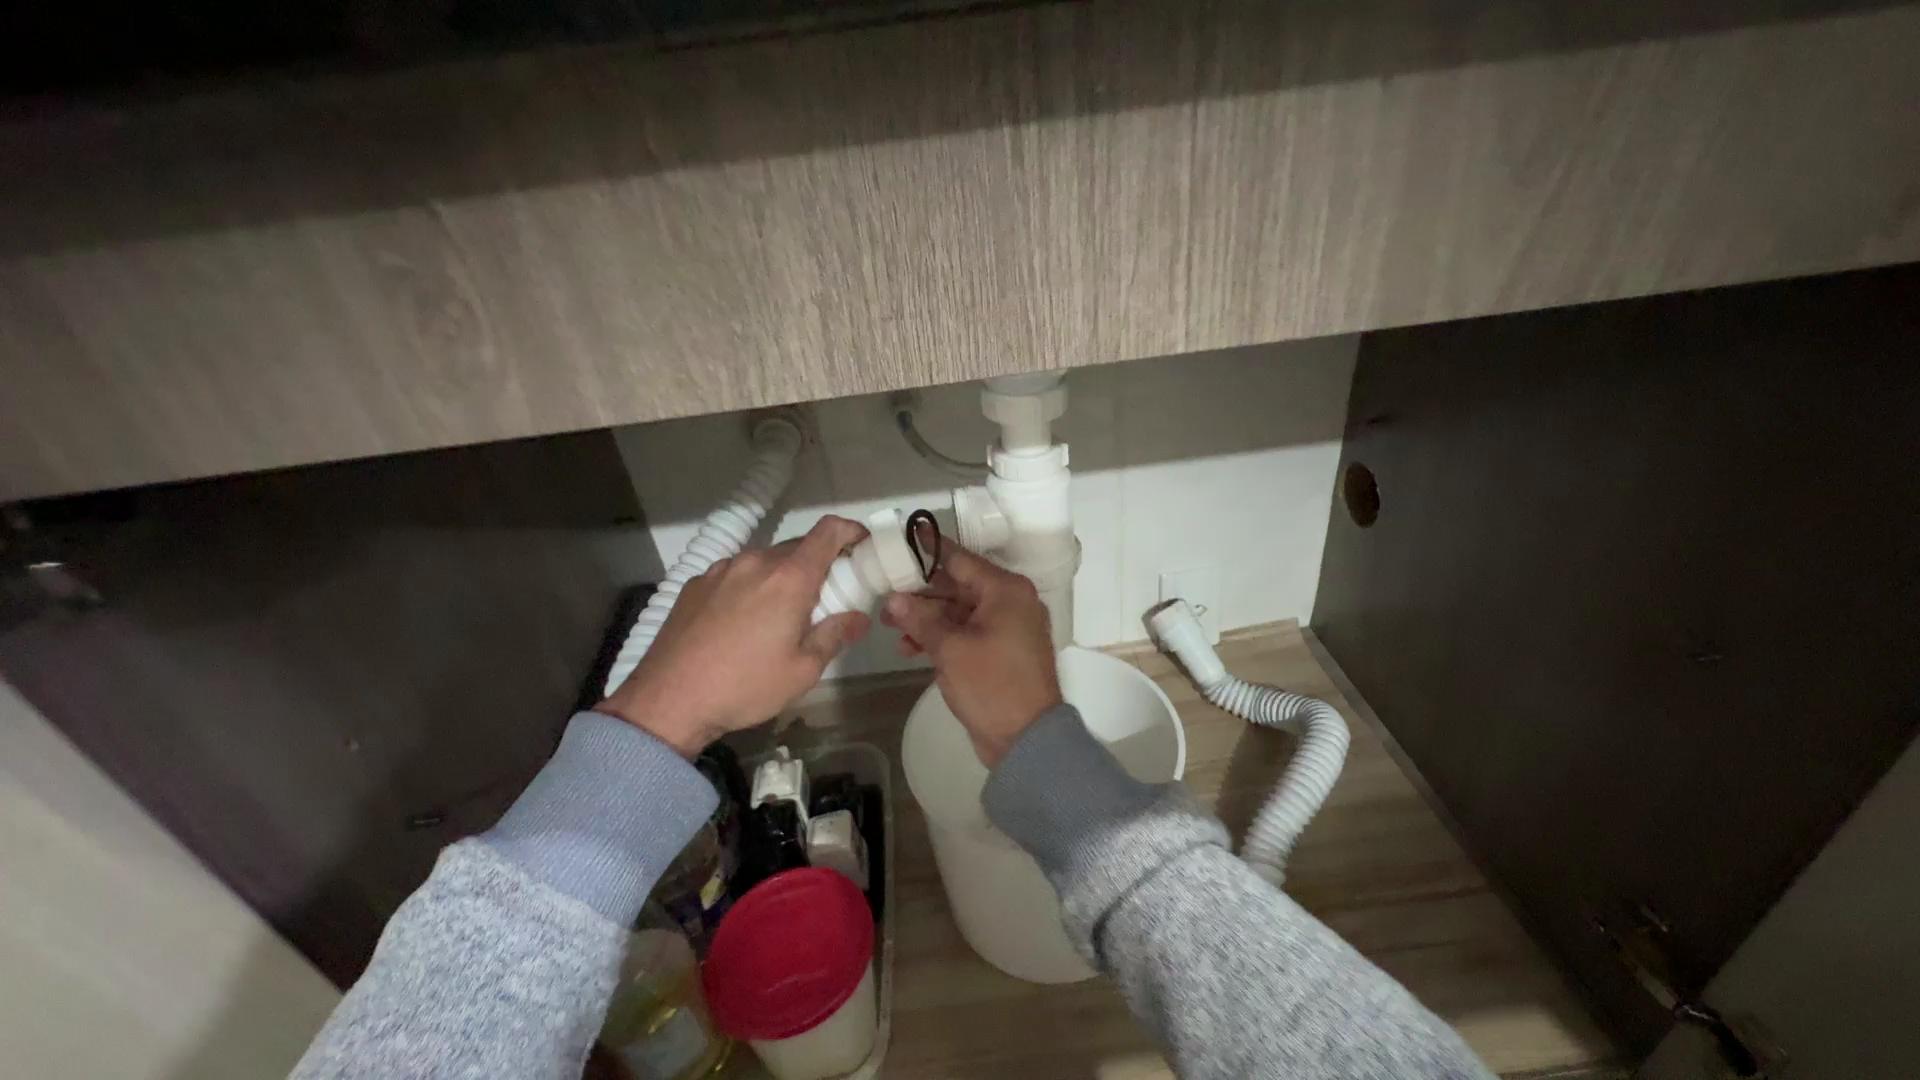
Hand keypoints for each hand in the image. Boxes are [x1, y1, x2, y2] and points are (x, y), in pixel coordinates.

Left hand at [598, 516, 872, 756]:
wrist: (668, 700)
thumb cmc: (745, 685)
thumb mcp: (802, 670)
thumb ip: (834, 635)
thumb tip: (859, 618)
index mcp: (789, 578)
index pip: (828, 532)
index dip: (851, 531)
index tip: (862, 545)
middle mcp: (755, 562)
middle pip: (797, 547)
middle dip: (818, 563)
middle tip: (826, 595)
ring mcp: (720, 570)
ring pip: (764, 561)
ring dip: (782, 576)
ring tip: (781, 613)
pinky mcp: (695, 584)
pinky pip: (735, 575)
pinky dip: (750, 587)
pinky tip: (742, 621)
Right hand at [880, 544, 1062, 766]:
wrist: (1026, 739)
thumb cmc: (991, 685)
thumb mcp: (950, 649)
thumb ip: (921, 619)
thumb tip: (895, 598)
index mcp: (1006, 591)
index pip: (960, 560)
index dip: (929, 550)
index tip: (903, 538)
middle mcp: (1011, 602)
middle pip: (959, 586)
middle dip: (921, 593)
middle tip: (885, 596)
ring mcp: (1008, 628)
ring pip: (960, 612)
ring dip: (927, 619)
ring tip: (891, 628)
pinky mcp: (1002, 652)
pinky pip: (967, 633)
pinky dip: (942, 638)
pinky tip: (909, 649)